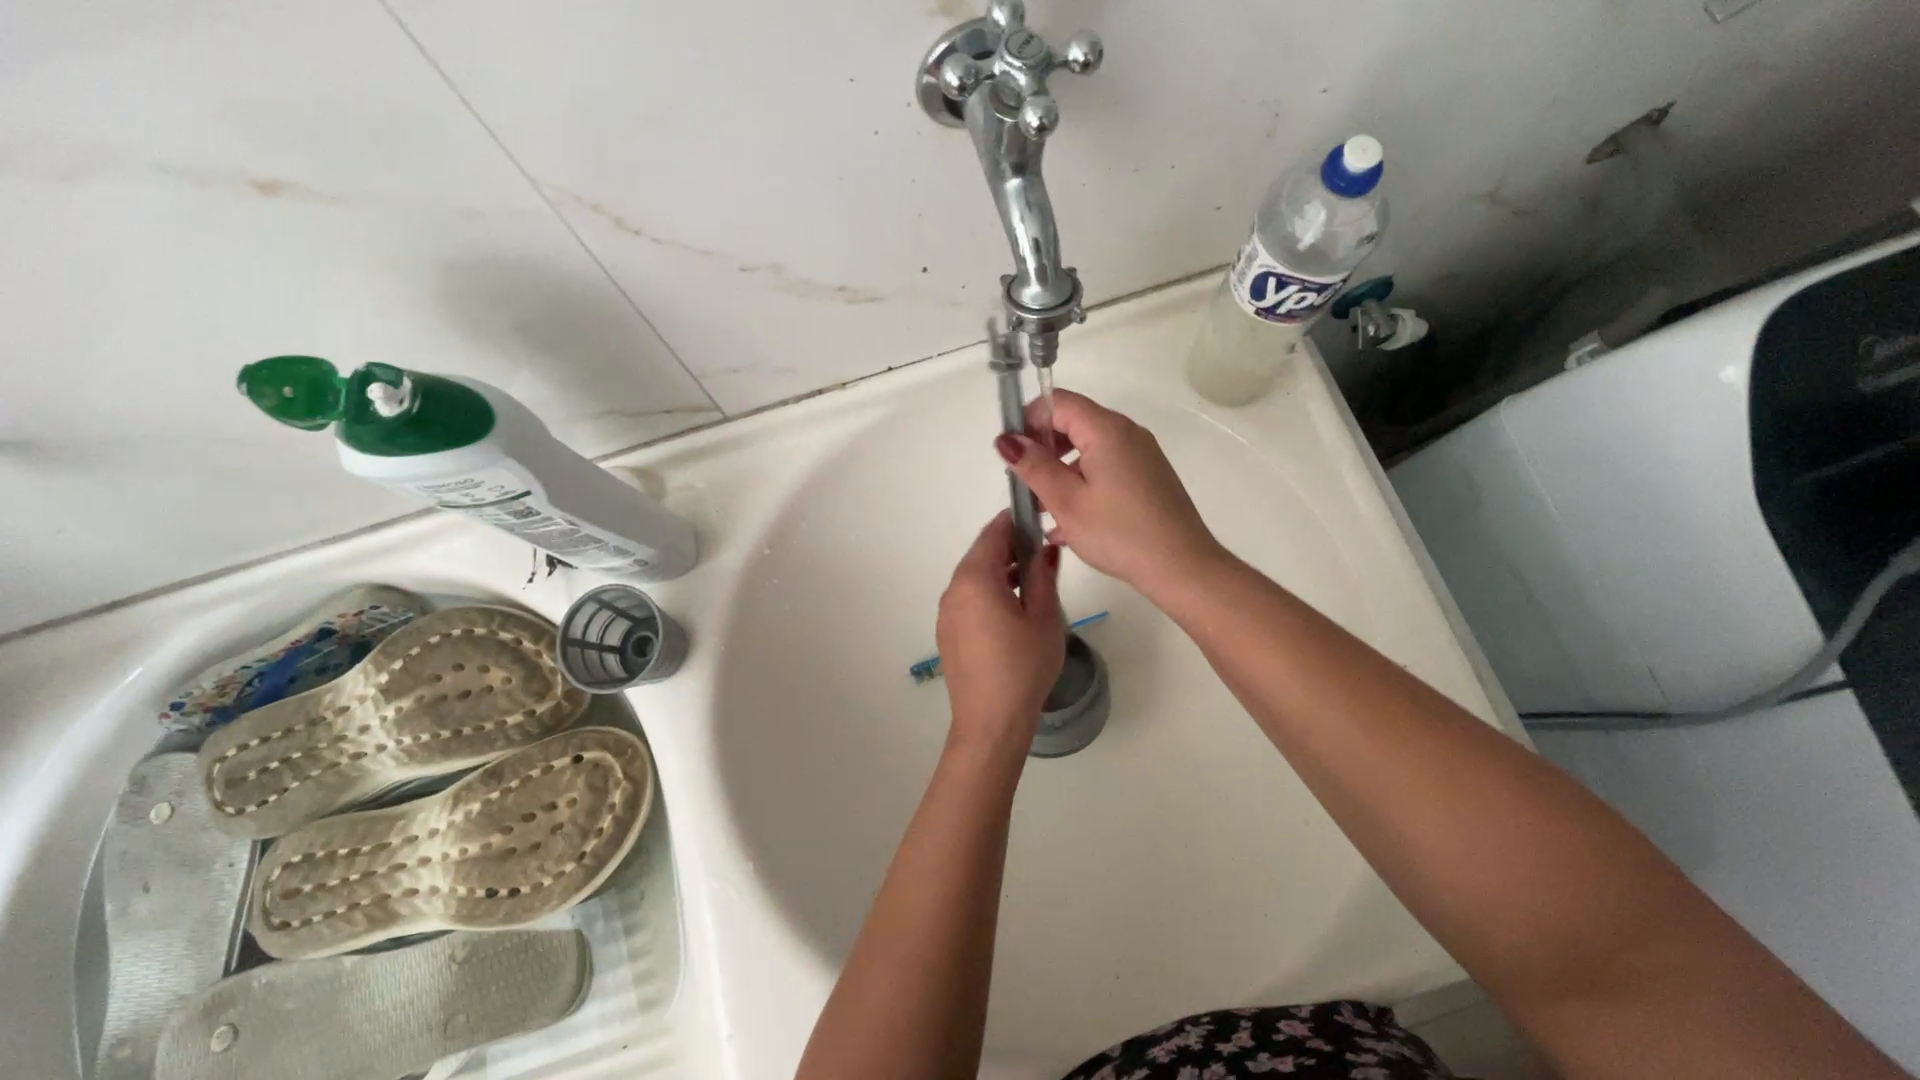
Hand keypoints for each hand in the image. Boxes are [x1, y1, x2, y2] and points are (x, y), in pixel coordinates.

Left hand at [936, 512, 1064, 751]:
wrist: (991, 721)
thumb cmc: (1023, 666)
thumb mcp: (1044, 617)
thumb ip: (1042, 575)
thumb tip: (1044, 548)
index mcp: (975, 579)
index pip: (993, 533)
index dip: (1016, 520)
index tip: (1039, 517)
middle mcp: (953, 590)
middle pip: (980, 554)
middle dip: (1009, 546)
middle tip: (1042, 549)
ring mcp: (946, 613)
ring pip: (974, 578)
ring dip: (1000, 570)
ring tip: (1032, 579)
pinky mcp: (947, 633)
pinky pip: (968, 599)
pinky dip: (989, 592)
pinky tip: (1013, 607)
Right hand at [994, 389, 1222, 595]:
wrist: (1182, 566)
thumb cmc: (1119, 533)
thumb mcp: (1067, 501)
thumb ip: (1034, 466)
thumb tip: (1007, 439)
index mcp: (1106, 430)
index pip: (1058, 402)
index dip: (1028, 419)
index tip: (1011, 453)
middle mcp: (1127, 433)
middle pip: (1074, 422)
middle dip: (1043, 447)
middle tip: (1024, 483)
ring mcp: (1141, 455)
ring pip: (1089, 449)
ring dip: (1060, 470)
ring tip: (1042, 509)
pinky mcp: (1148, 477)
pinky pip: (1106, 468)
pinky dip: (1083, 483)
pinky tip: (1068, 522)